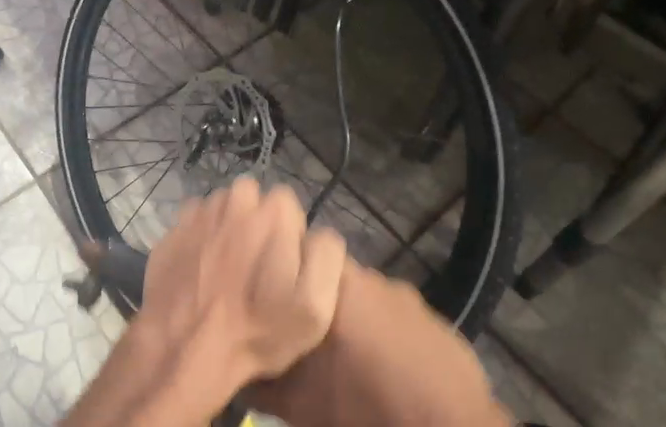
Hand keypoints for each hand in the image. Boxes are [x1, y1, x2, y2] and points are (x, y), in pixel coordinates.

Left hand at [135, 178, 349, 400]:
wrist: (185, 347)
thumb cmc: (256, 331)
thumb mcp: (314, 309)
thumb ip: (327, 257)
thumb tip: (319, 235)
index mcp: (273, 212)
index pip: (288, 205)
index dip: (289, 235)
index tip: (283, 268)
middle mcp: (234, 199)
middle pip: (253, 201)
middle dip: (257, 224)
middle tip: (255, 268)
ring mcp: (199, 212)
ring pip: (223, 208)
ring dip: (228, 229)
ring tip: (228, 270)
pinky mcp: (172, 228)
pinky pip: (195, 222)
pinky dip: (200, 237)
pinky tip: (201, 269)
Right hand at [247, 260, 510, 426]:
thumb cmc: (368, 412)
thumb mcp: (301, 407)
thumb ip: (262, 381)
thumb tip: (231, 369)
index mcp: (333, 286)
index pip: (294, 254)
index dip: (279, 275)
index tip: (268, 300)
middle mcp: (369, 278)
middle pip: (328, 276)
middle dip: (315, 302)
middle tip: (304, 339)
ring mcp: (405, 296)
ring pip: (364, 297)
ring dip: (352, 319)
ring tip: (346, 359)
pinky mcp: (434, 319)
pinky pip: (396, 317)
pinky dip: (386, 335)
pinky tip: (384, 369)